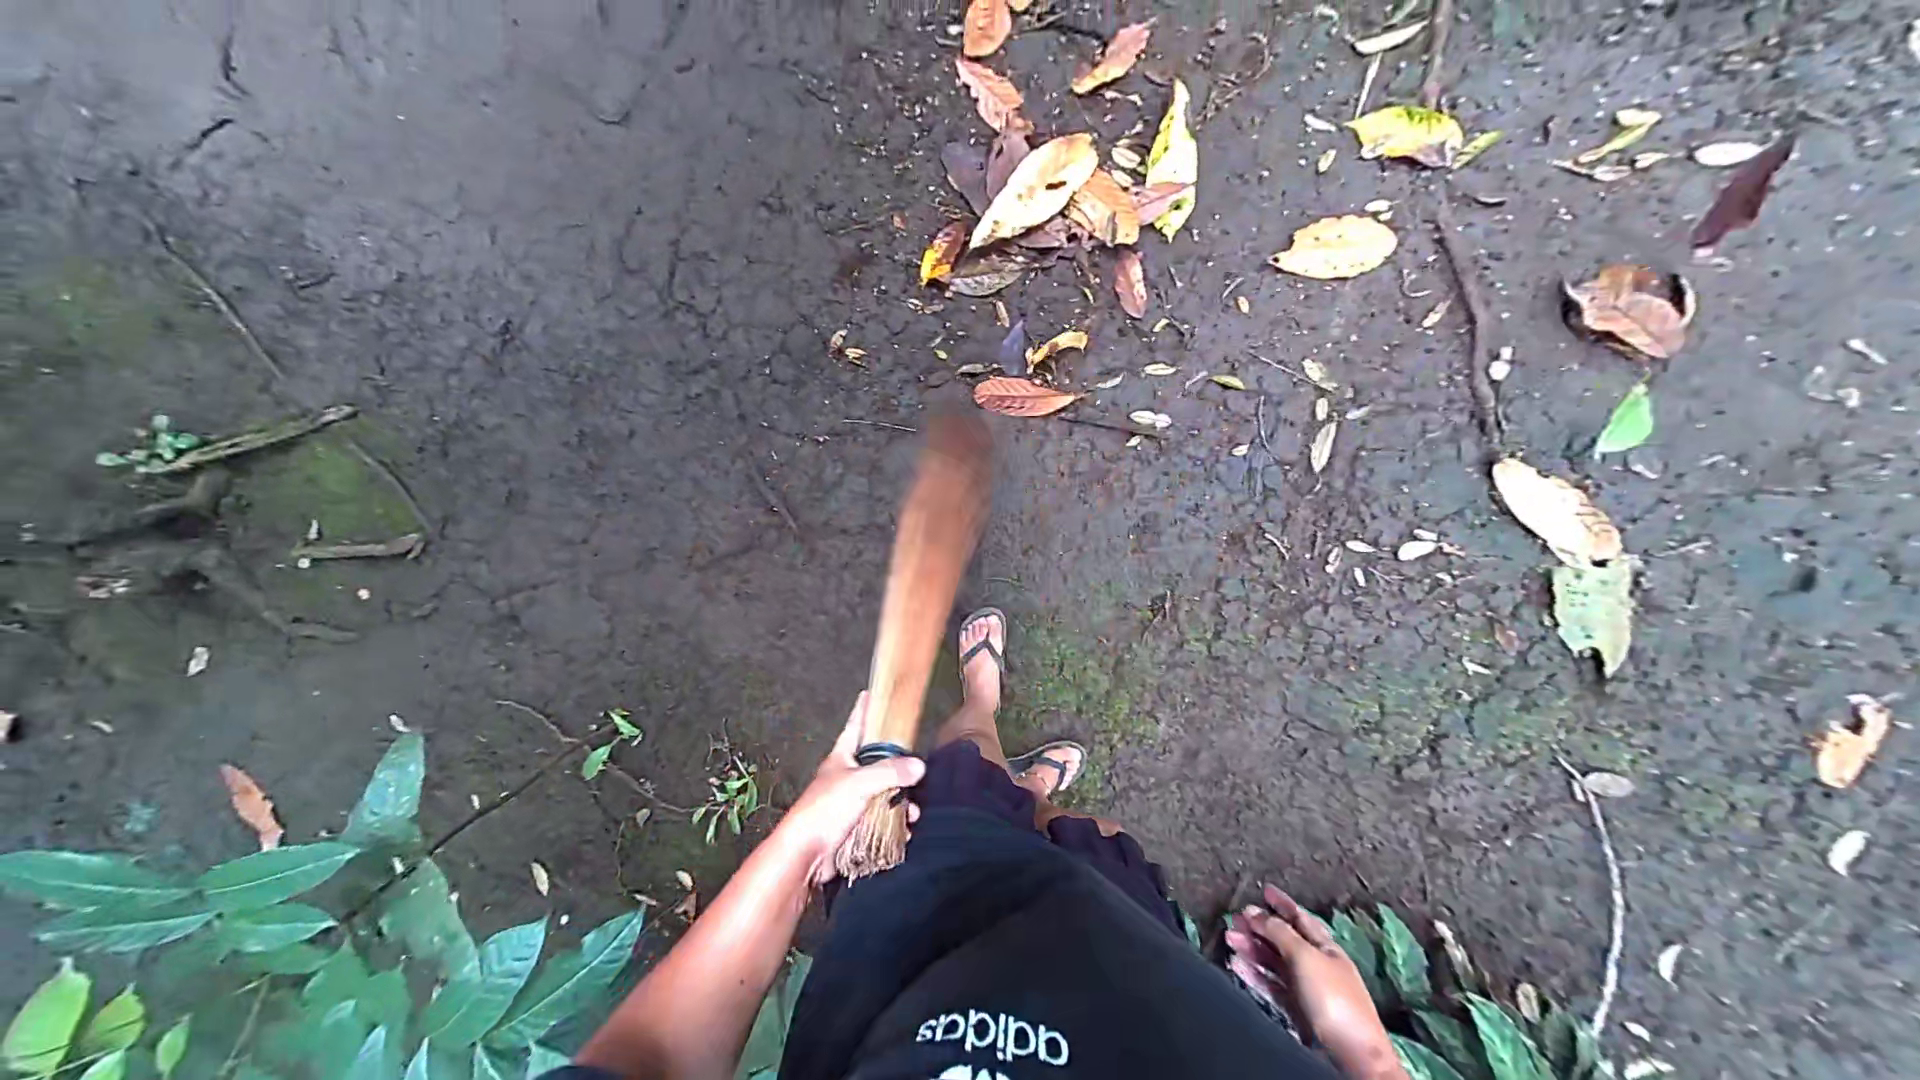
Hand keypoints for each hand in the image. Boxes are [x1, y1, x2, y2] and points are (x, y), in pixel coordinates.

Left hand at [778, 692, 925, 884]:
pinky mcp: (855, 825)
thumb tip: (918, 766)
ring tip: (913, 811)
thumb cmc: (824, 809)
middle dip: (898, 768)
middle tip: (915, 769)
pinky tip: (905, 828)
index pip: (855, 726)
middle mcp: (846, 775)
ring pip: (884, 793)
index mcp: (841, 757)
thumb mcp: (859, 782)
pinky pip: (882, 818)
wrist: (805, 854)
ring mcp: (851, 801)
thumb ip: (890, 772)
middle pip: (877, 762)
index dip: (862, 710)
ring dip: (901, 802)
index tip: (869, 694)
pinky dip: (896, 822)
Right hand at [1226, 884, 1405, 1079]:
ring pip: (1273, 962)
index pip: (1300, 919)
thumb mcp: (1305, 956)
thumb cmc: (1333, 999)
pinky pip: (1270, 986)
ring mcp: (1306, 990)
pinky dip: (1254, 974)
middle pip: (1283, 940)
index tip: (1264, 890)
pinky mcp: (1296, 1011)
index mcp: (1326, 949)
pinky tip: (1237, 965)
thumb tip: (1256, 912)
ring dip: (1251, 948)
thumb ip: (1279, 931)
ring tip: (1230, 939)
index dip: (1282, 904)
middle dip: (1259, 926)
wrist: (1351, 1058)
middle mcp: (1316, 966)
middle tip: (1235, 918)